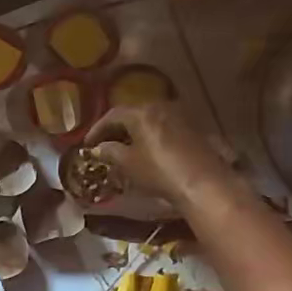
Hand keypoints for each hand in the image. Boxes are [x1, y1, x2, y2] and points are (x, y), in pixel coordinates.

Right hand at [86, 102, 239, 208]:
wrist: (204, 183)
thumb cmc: (158, 171)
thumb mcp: (127, 163)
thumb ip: (110, 151)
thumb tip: (100, 148)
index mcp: (142, 113)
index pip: (112, 115)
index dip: (96, 129)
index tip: (87, 144)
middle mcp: (162, 107)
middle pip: (133, 114)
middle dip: (117, 128)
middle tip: (104, 144)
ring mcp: (182, 116)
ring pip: (151, 120)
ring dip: (135, 132)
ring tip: (125, 148)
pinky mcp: (195, 129)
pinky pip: (165, 127)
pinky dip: (152, 135)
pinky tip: (147, 150)